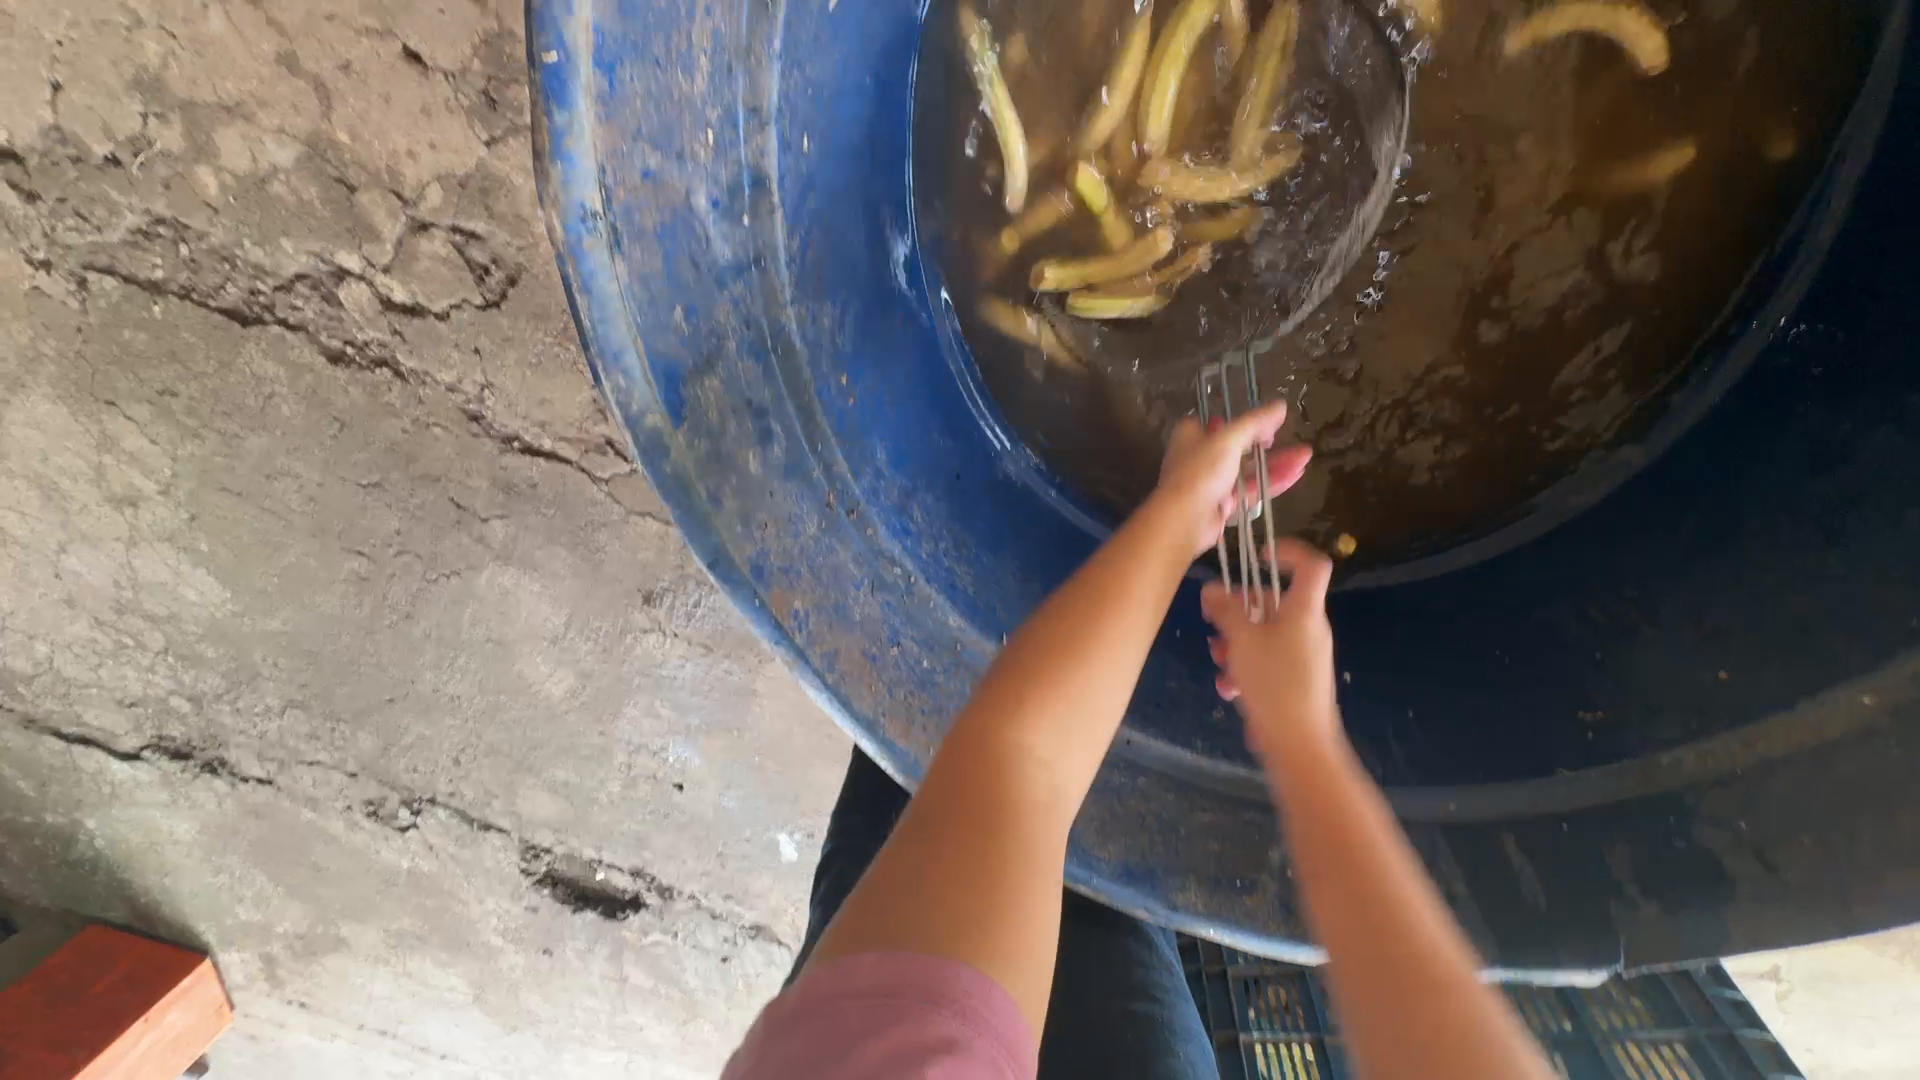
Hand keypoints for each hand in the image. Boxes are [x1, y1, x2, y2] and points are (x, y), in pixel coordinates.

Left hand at [1152, 400, 1312, 557]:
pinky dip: (1272, 482)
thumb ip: (1255, 422)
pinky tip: (1297, 473)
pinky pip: (1250, 490)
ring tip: (1306, 456)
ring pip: (1247, 470)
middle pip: (1237, 447)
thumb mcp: (1228, 439)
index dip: (1240, 421)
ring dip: (1276, 463)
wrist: (1184, 520)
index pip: (1217, 422)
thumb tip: (1280, 405)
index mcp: (1191, 435)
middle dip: (1267, 443)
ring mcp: (1211, 482)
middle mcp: (1199, 457)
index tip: (1265, 421)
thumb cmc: (1200, 472)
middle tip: (1295, 439)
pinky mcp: (1222, 504)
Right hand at [1201, 537, 1341, 757]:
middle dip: (1238, 612)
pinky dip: (1245, 668)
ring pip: (1264, 634)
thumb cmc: (1274, 681)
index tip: (1256, 557)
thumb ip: (1225, 609)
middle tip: (1213, 622)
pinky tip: (1228, 686)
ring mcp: (1302, 655)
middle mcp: (1307, 629)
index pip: (1311, 566)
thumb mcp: (1241, 640)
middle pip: (1273, 604)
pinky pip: (1266, 661)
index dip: (1287, 552)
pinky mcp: (1294, 680)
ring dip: (1235, 644)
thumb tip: (1212, 587)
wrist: (1298, 742)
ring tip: (1218, 660)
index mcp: (1304, 611)